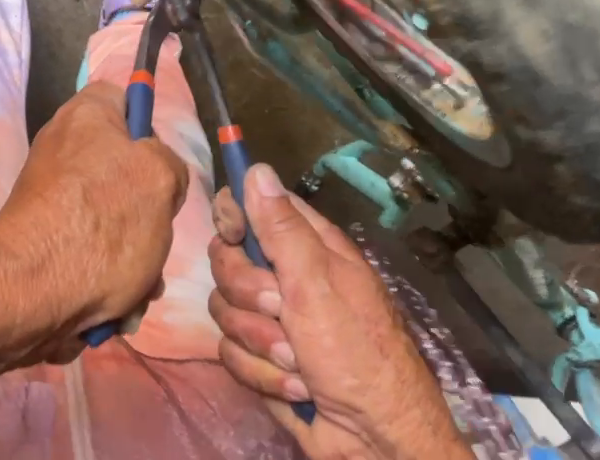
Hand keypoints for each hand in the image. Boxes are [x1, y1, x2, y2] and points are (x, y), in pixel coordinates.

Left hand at [0, 82, 188, 364]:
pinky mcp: (45, 233)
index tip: (160, 165)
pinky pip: (93, 244)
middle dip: (148, 207)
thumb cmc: (102, 223)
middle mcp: (62, 145)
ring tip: (140, 282)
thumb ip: (166, 160)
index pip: (122, 98)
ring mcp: (51, 192)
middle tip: (157, 235)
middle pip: (124, 166)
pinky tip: (120, 301)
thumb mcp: (160, 177)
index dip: (147, 127)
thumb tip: (153, 172)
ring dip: (136, 250)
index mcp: (84, 115)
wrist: (32, 289)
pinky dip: (110, 271)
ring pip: (115, 213)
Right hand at [209, 165, 469, 459]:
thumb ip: (281, 226)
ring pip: (224, 308)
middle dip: (248, 294)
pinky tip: (295, 386)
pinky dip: (261, 373)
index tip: (235, 235)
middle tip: (279, 311)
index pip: (252, 208)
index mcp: (307, 248)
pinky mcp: (261, 358)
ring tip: (295, 361)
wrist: (375, 442)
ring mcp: (271, 320)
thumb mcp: (318, 282)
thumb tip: (257, 167)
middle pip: (227, 260)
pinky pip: (231, 351)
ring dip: (258, 341)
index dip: (235, 218)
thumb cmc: (356, 353)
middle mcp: (286, 278)